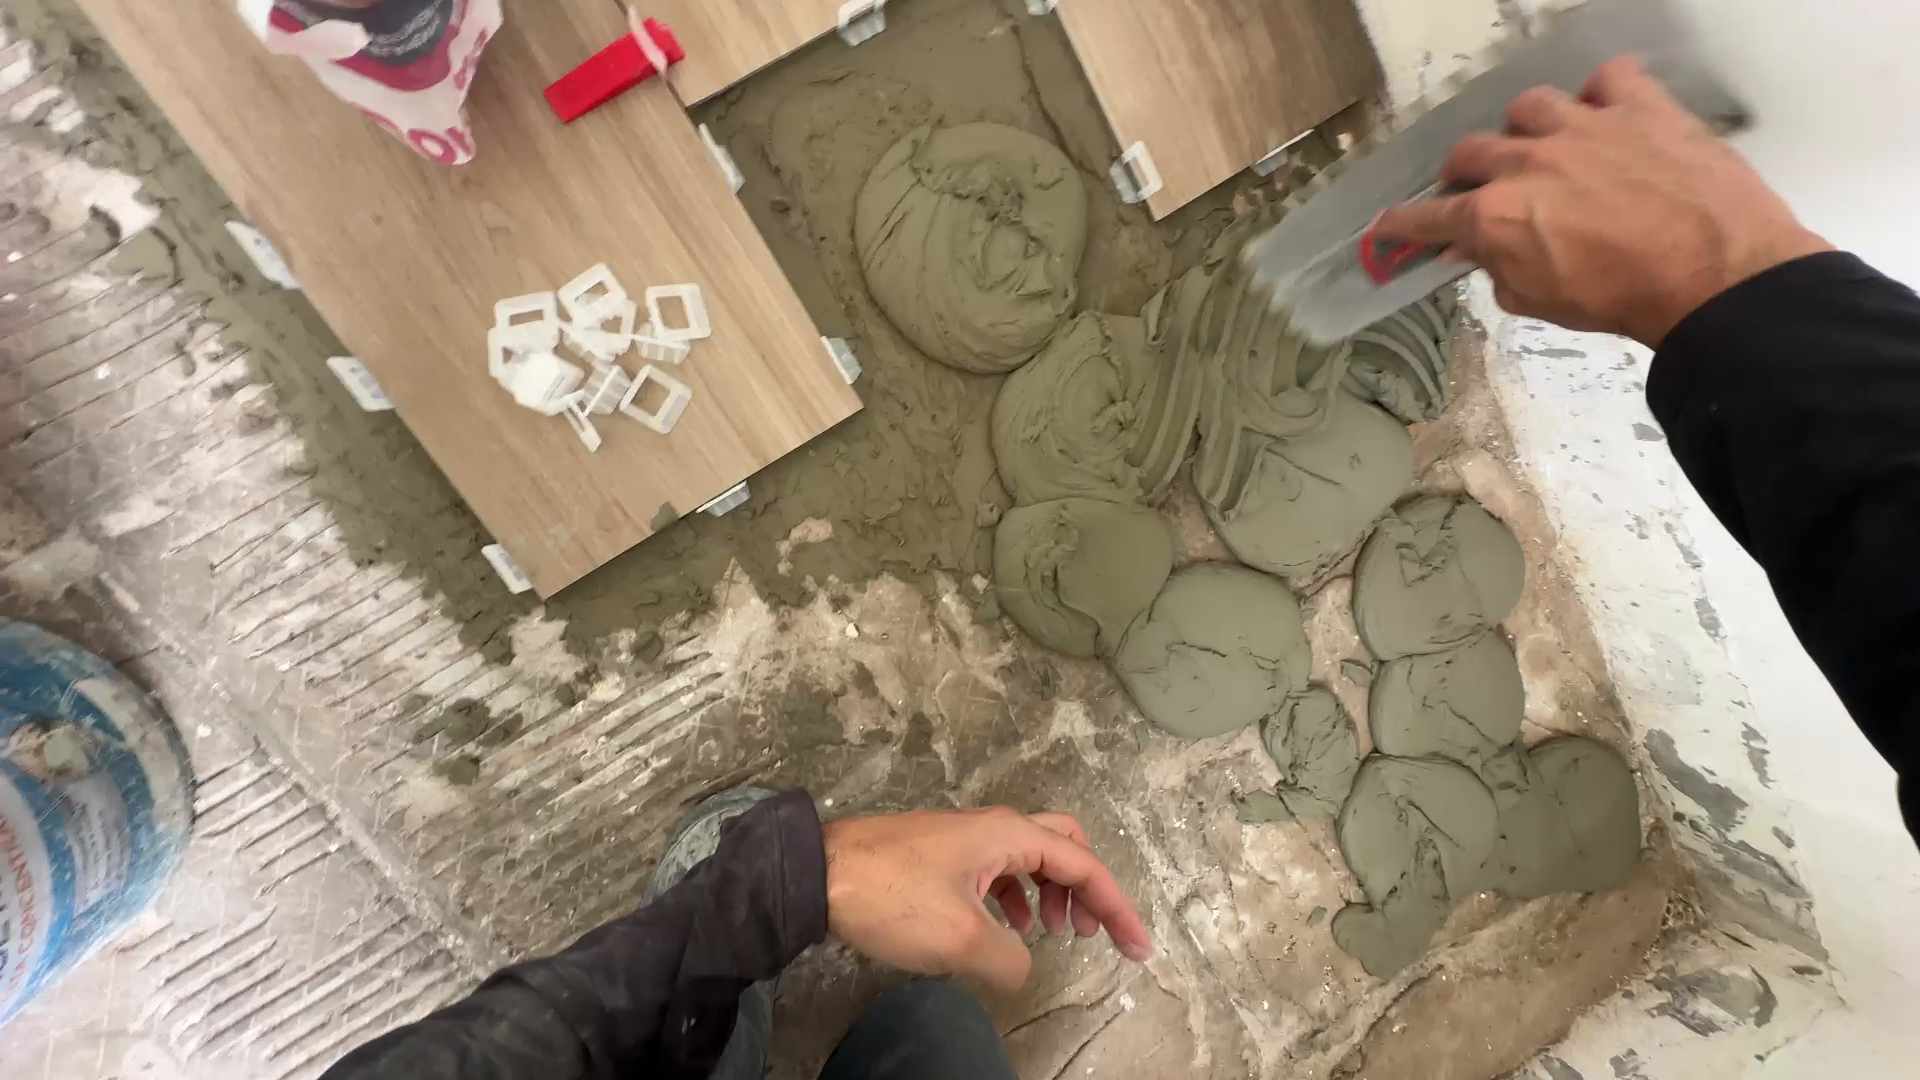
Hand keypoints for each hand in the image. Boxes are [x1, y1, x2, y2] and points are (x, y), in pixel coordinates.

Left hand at [821, 806, 1153, 992]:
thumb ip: (1011, 958)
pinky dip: (1018, 894)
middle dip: (1086, 888)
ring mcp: (968, 836)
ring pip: (1030, 855)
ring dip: (1052, 891)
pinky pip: (1000, 867)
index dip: (1115, 906)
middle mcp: (995, 825)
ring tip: (1052, 932)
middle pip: (1063, 844)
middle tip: (1091, 933)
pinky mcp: (945, 852)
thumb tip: (1022, 963)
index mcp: (1009, 833)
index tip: (1137, 949)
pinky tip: (1008, 925)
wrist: (823, 872)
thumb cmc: (895, 896)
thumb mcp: (961, 939)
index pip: (1082, 862)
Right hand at [1372, 56, 1831, 345]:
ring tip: (1537, 145)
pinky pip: (1611, 76)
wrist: (1710, 273)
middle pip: (1467, 152)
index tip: (1382, 227)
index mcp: (1492, 216)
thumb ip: (1491, 266)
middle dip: (1460, 174)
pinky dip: (1600, 92)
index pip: (1426, 217)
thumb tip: (1468, 249)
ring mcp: (1585, 128)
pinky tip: (1602, 115)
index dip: (1399, 225)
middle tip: (1473, 189)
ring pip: (1528, 105)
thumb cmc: (1610, 297)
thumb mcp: (1529, 296)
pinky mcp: (1642, 109)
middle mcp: (1526, 164)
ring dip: (1522, 128)